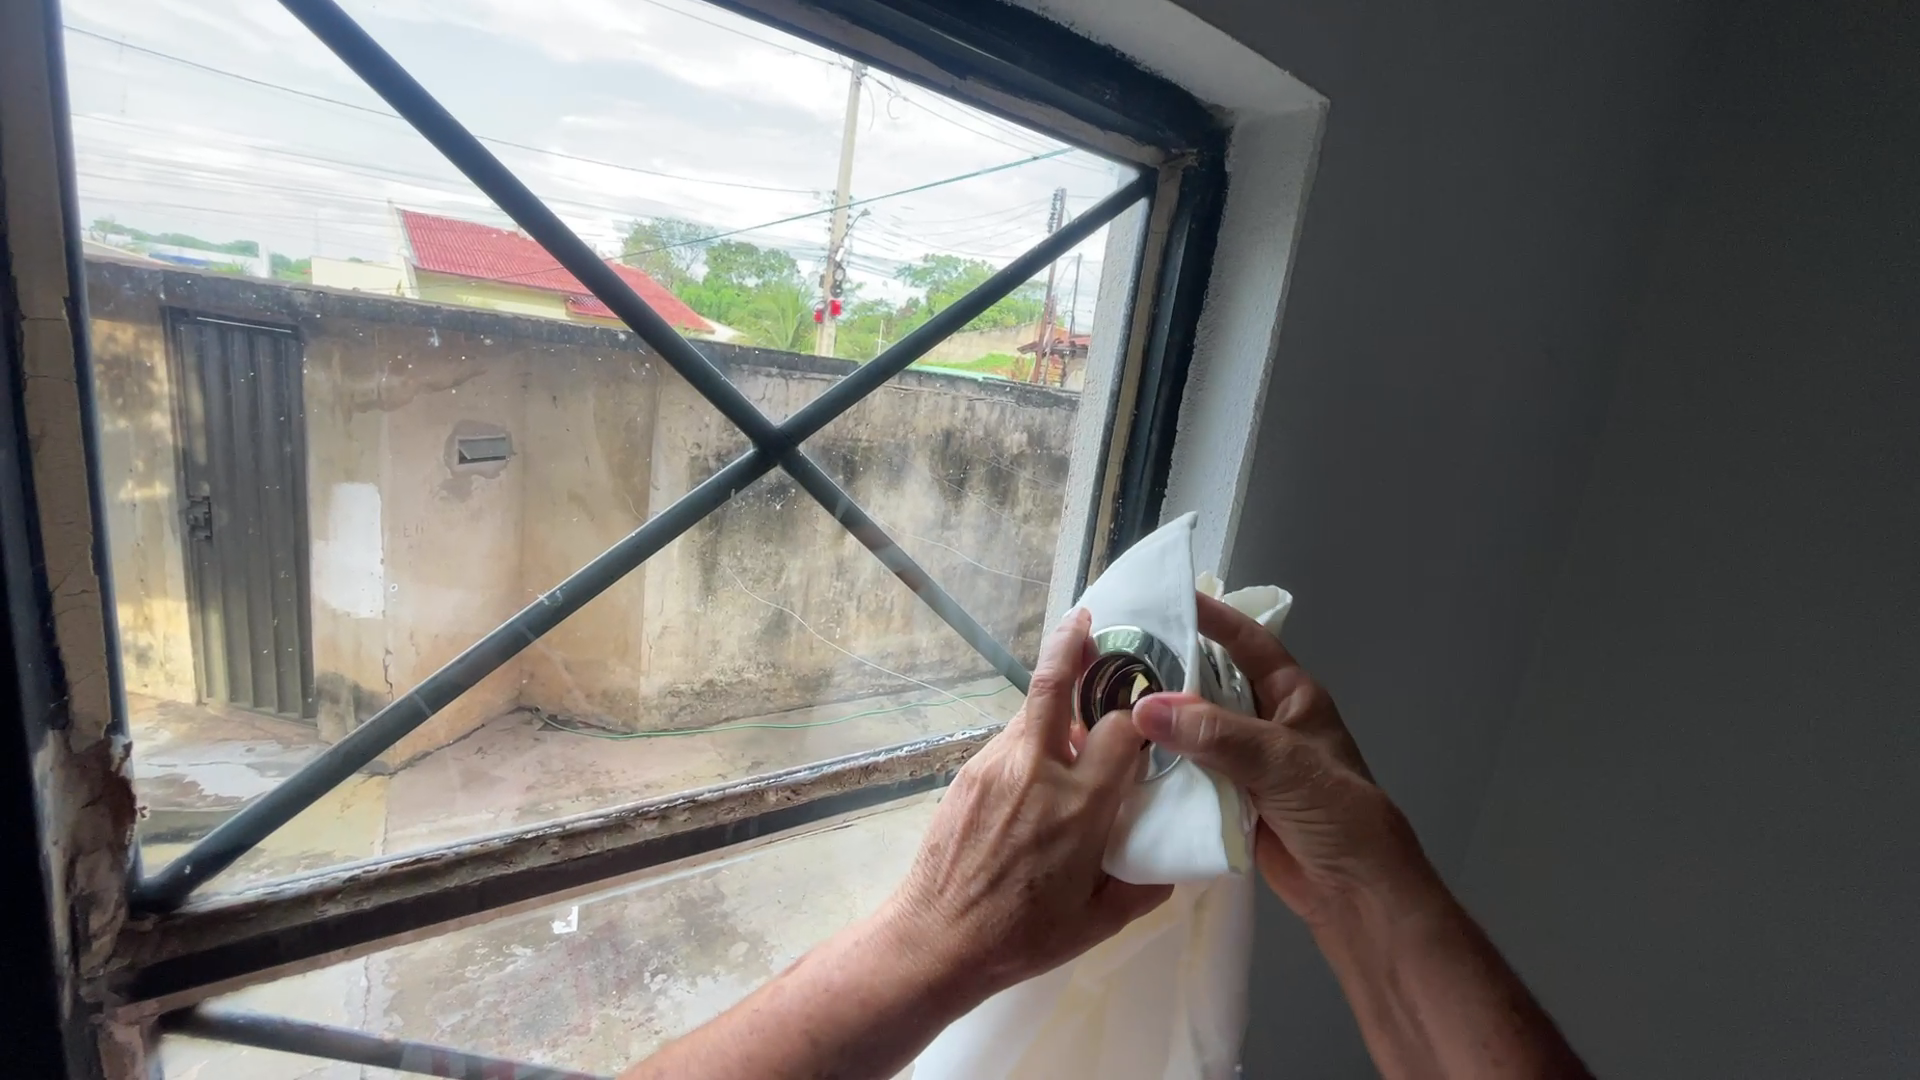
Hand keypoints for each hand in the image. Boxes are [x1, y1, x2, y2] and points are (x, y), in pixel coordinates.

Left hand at [879, 609, 1173, 1002]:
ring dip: (1052, 709)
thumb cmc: (1024, 936)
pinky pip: (1008, 742)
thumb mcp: (1099, 921)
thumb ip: (1143, 884)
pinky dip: (1028, 743)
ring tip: (1069, 722)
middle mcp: (1037, 770)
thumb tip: (1168, 856)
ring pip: (1030, 714)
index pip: (1122, 728)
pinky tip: (1032, 777)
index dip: (1139, 716)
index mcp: (1080, 805)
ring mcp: (995, 765)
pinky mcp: (968, 770)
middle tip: (1083, 620)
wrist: (937, 937)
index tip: (1147, 716)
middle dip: (1070, 643)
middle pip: (1054, 685)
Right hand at [1131, 594, 1437, 928]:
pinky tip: (1121, 752)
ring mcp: (1244, 759)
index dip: (1212, 618)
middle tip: (1117, 653)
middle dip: (1168, 668)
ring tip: (1105, 698)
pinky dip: (1158, 761)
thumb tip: (1142, 706)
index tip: (1167, 599)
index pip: (1247, 642)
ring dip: (1158, 718)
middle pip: (1210, 682)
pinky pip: (1186, 767)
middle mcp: (1263, 720)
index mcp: (1290, 696)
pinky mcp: (1227, 794)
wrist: (1356, 898)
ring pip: (1192, 726)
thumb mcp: (1280, 762)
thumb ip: (1213, 732)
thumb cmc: (1336, 814)